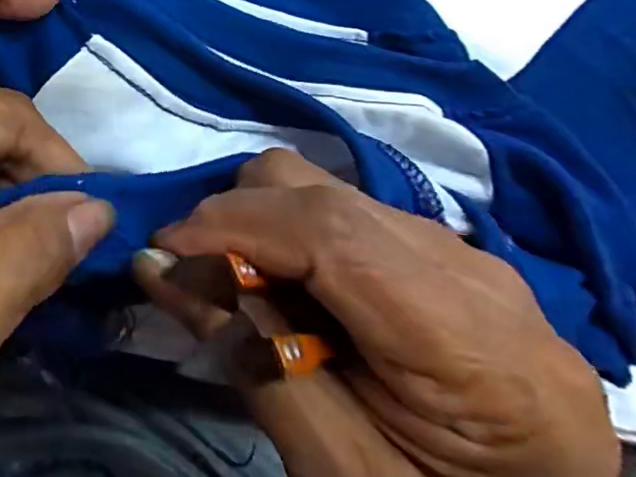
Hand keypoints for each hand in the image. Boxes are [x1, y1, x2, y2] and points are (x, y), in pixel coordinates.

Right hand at [134, 149, 617, 476]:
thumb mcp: (344, 473)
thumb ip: (255, 364)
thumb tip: (159, 269)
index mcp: (477, 347)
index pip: (335, 232)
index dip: (235, 225)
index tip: (163, 254)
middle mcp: (477, 272)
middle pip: (325, 188)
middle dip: (240, 218)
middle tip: (200, 287)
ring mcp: (466, 252)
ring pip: (330, 187)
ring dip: (265, 226)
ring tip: (247, 297)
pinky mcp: (446, 251)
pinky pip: (349, 211)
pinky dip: (298, 239)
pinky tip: (297, 298)